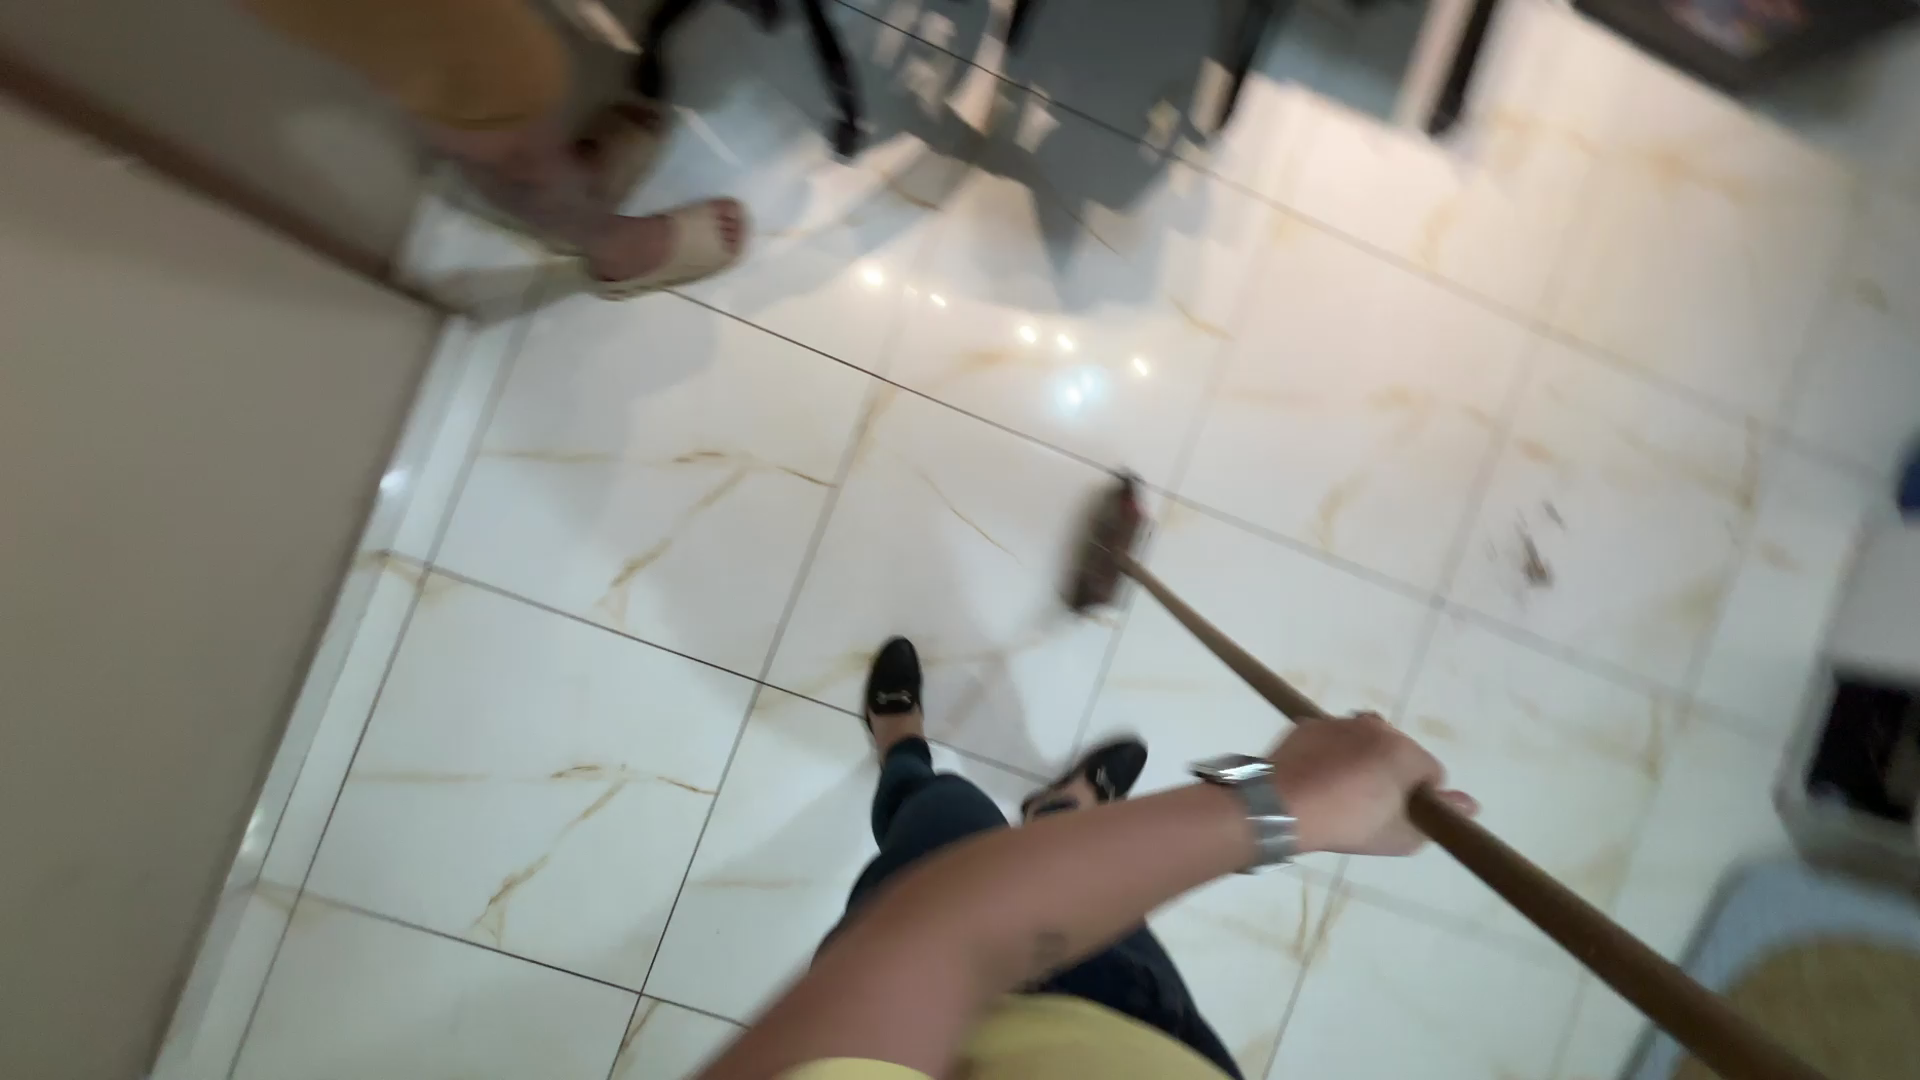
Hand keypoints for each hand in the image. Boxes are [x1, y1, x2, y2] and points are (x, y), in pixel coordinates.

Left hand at [1266, 712, 1476, 855]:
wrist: (1280, 805)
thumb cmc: (1347, 823)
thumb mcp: (1402, 836)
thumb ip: (1439, 818)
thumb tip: (1470, 803)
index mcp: (1403, 750)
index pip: (1431, 772)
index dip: (1421, 796)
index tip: (1399, 813)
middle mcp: (1372, 727)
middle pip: (1397, 750)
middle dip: (1391, 771)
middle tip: (1369, 802)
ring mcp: (1336, 722)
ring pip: (1362, 740)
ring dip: (1361, 757)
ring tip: (1341, 788)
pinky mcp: (1306, 724)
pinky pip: (1330, 738)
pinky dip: (1330, 751)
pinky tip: (1318, 775)